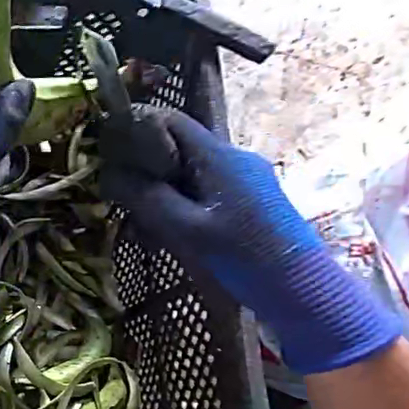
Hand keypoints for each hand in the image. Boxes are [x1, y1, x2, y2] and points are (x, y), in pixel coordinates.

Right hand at [101, 106, 400, 372]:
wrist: (299, 287)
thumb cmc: (244, 256)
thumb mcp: (188, 230)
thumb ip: (149, 198)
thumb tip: (110, 174)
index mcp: (219, 158)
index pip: (171, 121)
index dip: (137, 127)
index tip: (109, 148)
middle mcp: (234, 158)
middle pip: (180, 146)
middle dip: (147, 163)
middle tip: (121, 189)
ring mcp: (246, 178)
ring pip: (192, 169)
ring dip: (165, 185)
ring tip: (143, 214)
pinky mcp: (251, 199)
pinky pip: (207, 187)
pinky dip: (184, 199)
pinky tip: (174, 226)